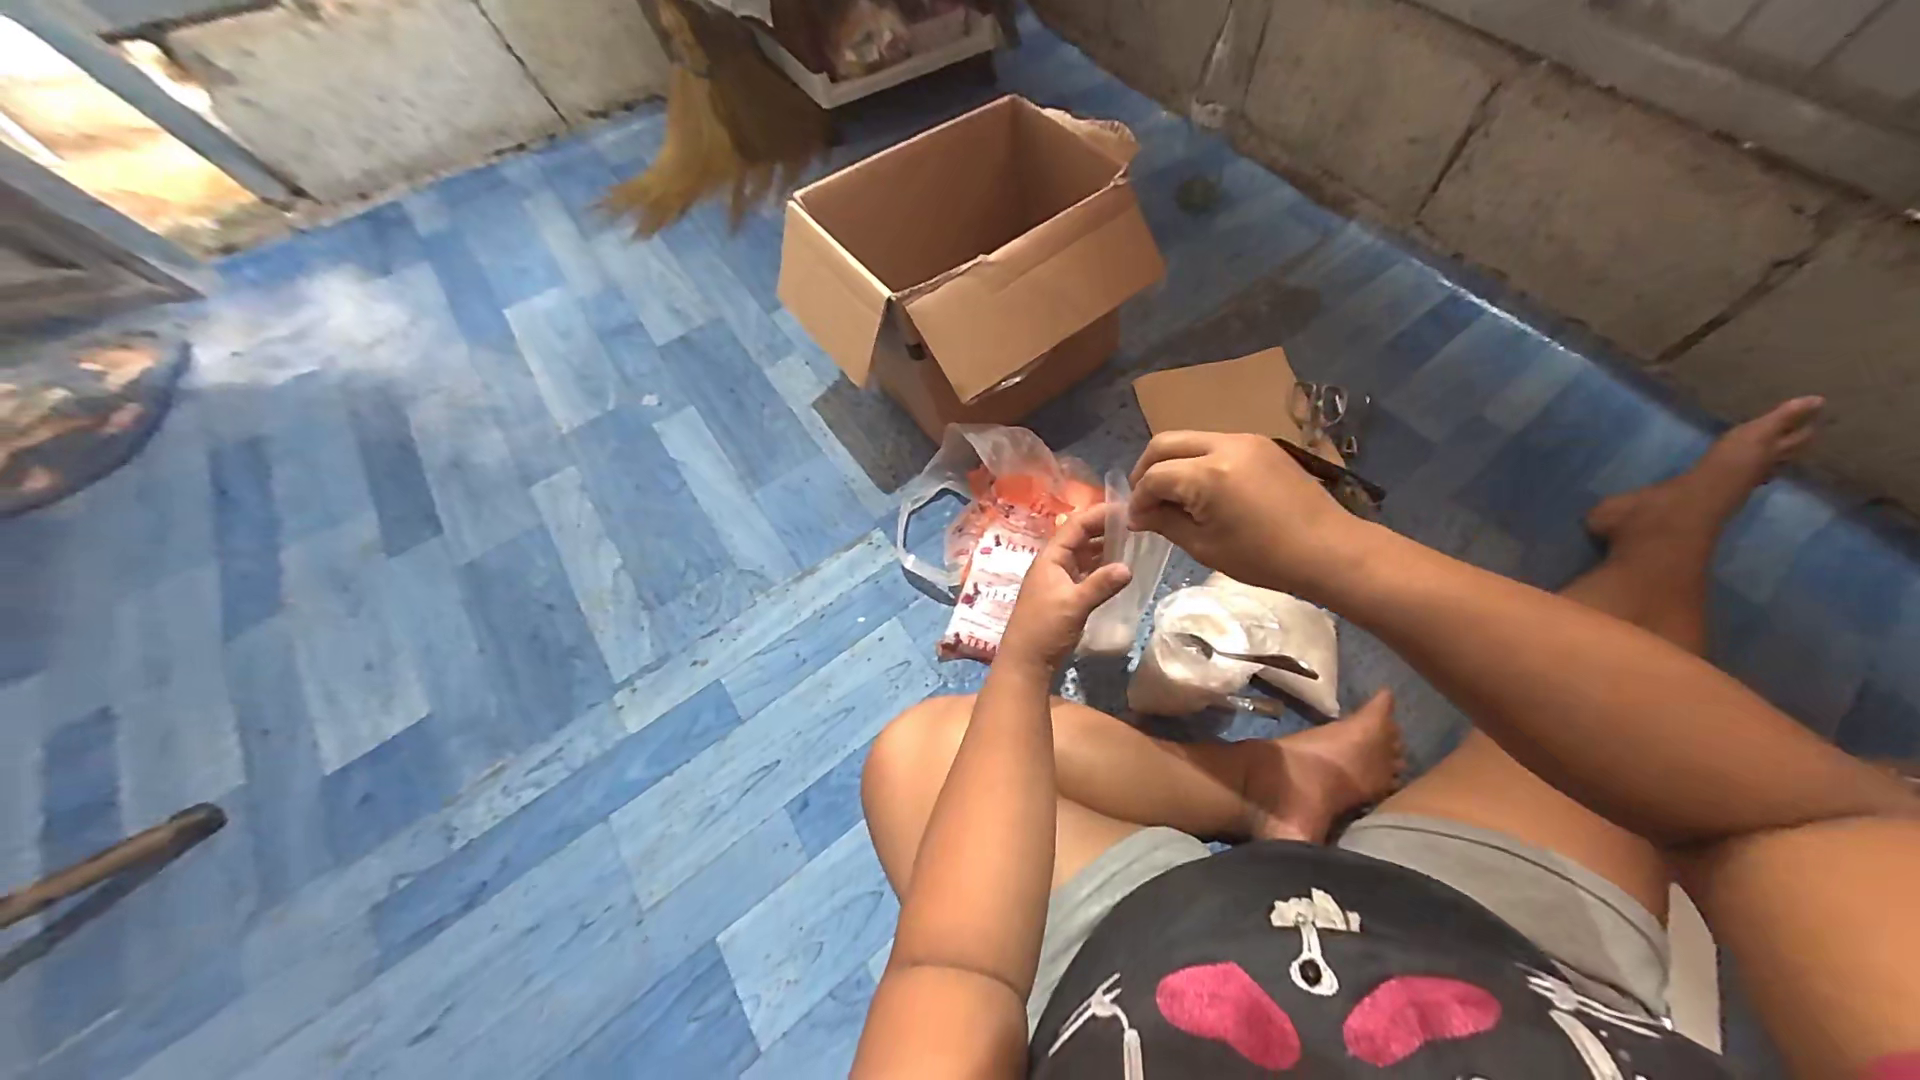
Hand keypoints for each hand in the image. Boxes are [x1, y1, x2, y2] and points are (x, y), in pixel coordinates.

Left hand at [999, 507, 1131, 671]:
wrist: (1025, 661)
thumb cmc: (1045, 629)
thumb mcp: (1074, 605)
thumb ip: (1100, 585)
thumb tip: (1128, 567)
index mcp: (1051, 557)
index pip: (1076, 525)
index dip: (1100, 513)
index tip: (1128, 508)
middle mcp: (1054, 563)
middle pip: (1081, 536)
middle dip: (1106, 528)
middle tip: (1137, 524)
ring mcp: (1059, 578)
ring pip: (1084, 555)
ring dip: (1105, 547)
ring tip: (1134, 542)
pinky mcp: (1065, 594)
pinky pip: (1085, 572)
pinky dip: (1101, 567)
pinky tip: (1119, 568)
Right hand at [1127, 431, 1359, 597]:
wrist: (1329, 550)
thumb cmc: (1263, 557)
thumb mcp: (1204, 546)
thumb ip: (1165, 522)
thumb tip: (1139, 515)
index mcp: (1207, 475)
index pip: (1153, 477)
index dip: (1138, 499)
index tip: (1135, 521)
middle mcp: (1223, 446)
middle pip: (1164, 443)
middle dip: (1146, 469)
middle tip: (1145, 499)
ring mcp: (1245, 440)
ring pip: (1189, 439)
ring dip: (1172, 463)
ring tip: (1172, 495)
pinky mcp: (1261, 444)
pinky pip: (1214, 444)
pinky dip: (1197, 461)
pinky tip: (1202, 489)